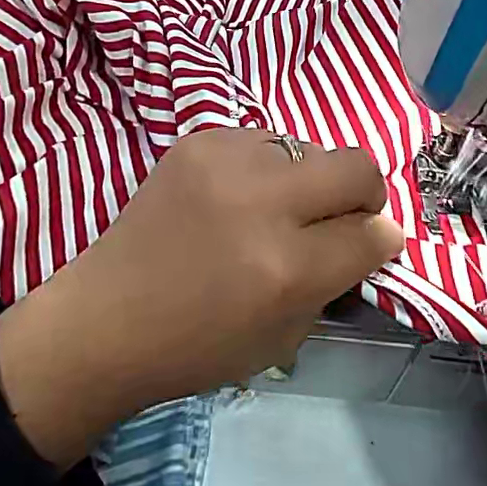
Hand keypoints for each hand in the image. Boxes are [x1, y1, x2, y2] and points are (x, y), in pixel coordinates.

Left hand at [0, 128, 403, 466]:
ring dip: (309, 180)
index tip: (372, 243)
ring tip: (277, 208)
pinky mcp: (198, 140)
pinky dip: (267, 168)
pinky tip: (239, 195)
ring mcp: (226, 161)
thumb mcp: (283, 335)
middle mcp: (261, 202)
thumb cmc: (196, 345)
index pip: (371, 233)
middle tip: (342, 216)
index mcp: (284, 267)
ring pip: (309, 147)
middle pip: (356, 166)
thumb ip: (337, 279)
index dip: (381, 239)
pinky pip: (263, 141)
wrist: (104, 319)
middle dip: (364, 193)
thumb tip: (378, 232)